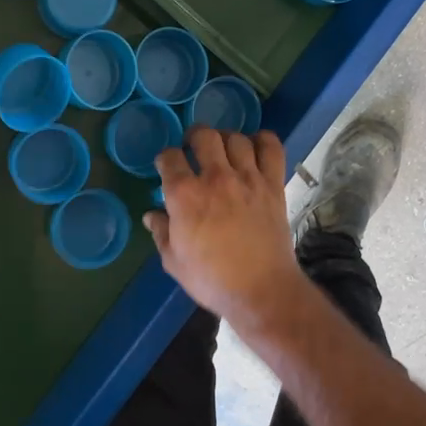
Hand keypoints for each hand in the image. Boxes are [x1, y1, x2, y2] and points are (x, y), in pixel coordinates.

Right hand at [145, 126, 307, 322]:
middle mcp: (215, 177)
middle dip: (193, 137)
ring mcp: (248, 178)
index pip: (169, 157)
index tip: (166, 166)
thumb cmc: (211, 279)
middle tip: (193, 148)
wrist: (261, 290)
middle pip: (203, 135)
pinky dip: (262, 141)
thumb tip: (152, 215)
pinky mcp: (273, 184)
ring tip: (222, 150)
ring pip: (235, 138)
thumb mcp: (174, 261)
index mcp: (184, 195)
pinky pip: (271, 148)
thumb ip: (161, 232)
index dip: (165, 159)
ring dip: (225, 139)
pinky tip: (254, 148)